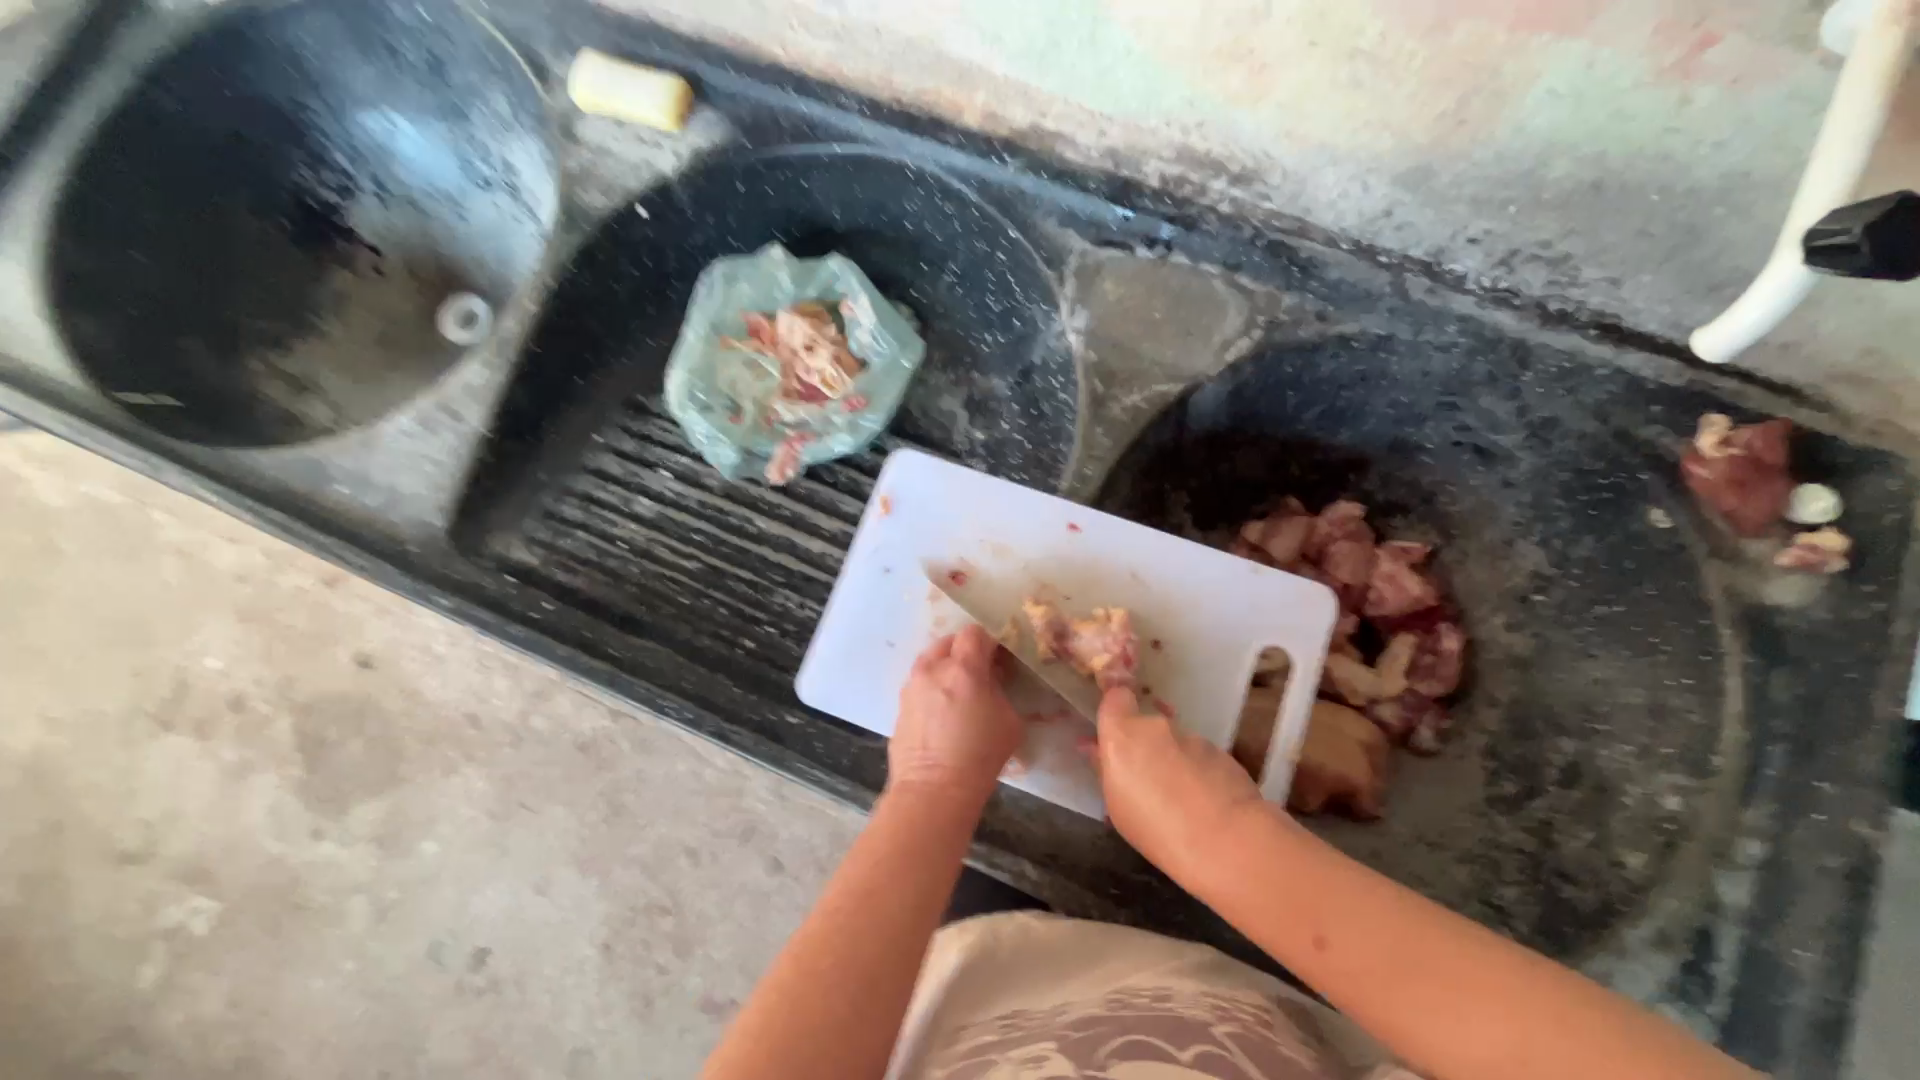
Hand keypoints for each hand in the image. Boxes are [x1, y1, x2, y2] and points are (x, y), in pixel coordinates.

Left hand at [889, 624, 1024, 805]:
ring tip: (959, 693)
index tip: (1000, 659)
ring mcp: (912, 687)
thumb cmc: (980, 756)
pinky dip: (932, 688)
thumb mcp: (1009, 720)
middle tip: (980, 673)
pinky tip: (943, 713)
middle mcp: (933, 670)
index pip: (975, 633)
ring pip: (930, 662)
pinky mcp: (900, 706)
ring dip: (946, 668)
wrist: (934, 790)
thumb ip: (1000, 690)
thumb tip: (991, 681)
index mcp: (963, 669)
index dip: (990, 642)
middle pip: (949, 642)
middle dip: (966, 652)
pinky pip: (919, 685)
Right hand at [1093, 688, 1270, 887]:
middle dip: (1145, 745)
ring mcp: (1193, 738)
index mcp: (1123, 734)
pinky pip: (1200, 758)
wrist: (1225, 839)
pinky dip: (1198, 774)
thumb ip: (1105, 769)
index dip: (1116, 706)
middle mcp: (1158, 727)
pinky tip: (1205, 804)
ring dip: (1173, 762)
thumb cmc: (1155, 825)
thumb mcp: (1116, 804)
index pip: (1116, 696)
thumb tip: (1094, 748)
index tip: (1114, 727)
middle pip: (1146, 725)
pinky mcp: (1222, 753)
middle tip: (1146, 779)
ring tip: (1179, 800)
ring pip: (1175, 744)